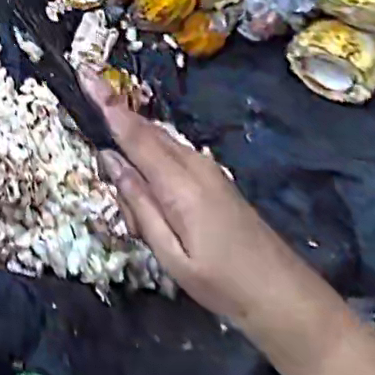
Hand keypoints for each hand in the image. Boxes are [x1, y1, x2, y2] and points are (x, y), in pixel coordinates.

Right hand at [84, 72, 374, 374]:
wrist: (290, 301)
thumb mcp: (170, 254)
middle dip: (113, 110)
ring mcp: (208, 168)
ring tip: (116, 151)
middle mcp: (194, 164)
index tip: (84, 73)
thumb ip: (137, 203)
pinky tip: (142, 171)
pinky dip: (148, 147)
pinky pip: (170, 150)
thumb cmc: (225, 285)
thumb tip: (109, 158)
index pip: (133, 131)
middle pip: (144, 128)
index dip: (105, 101)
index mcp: (180, 183)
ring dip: (130, 132)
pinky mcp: (214, 177)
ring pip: (157, 138)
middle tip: (86, 100)